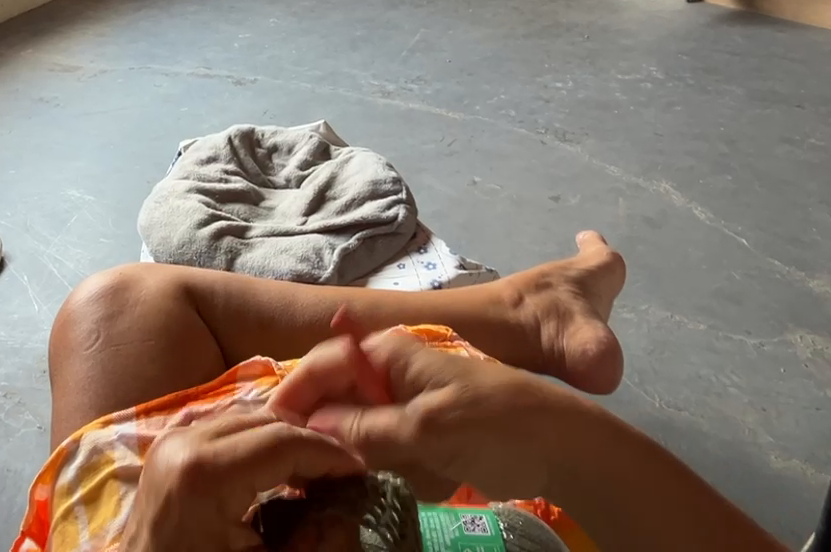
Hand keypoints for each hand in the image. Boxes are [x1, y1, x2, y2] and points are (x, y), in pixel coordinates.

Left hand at [121, 408, 365, 551]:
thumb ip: (313, 543)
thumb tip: (347, 509)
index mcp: (205, 473)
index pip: (283, 441)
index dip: (328, 454)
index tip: (360, 472)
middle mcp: (185, 441)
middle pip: (266, 420)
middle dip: (308, 444)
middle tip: (341, 474)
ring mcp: (171, 438)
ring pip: (245, 416)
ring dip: (282, 439)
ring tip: (312, 472)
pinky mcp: (166, 444)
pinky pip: (222, 425)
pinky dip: (254, 440)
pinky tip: (274, 468)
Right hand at [266, 330, 591, 502]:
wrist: (561, 447)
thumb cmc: (494, 422)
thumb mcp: (427, 428)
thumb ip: (367, 429)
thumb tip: (309, 428)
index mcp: (388, 351)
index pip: (325, 363)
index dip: (295, 391)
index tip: (269, 425)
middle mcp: (389, 371)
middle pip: (334, 395)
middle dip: (320, 426)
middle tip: (294, 460)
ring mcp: (403, 402)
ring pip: (354, 426)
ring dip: (350, 450)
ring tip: (340, 472)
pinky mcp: (417, 433)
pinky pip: (381, 448)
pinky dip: (381, 465)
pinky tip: (389, 478)